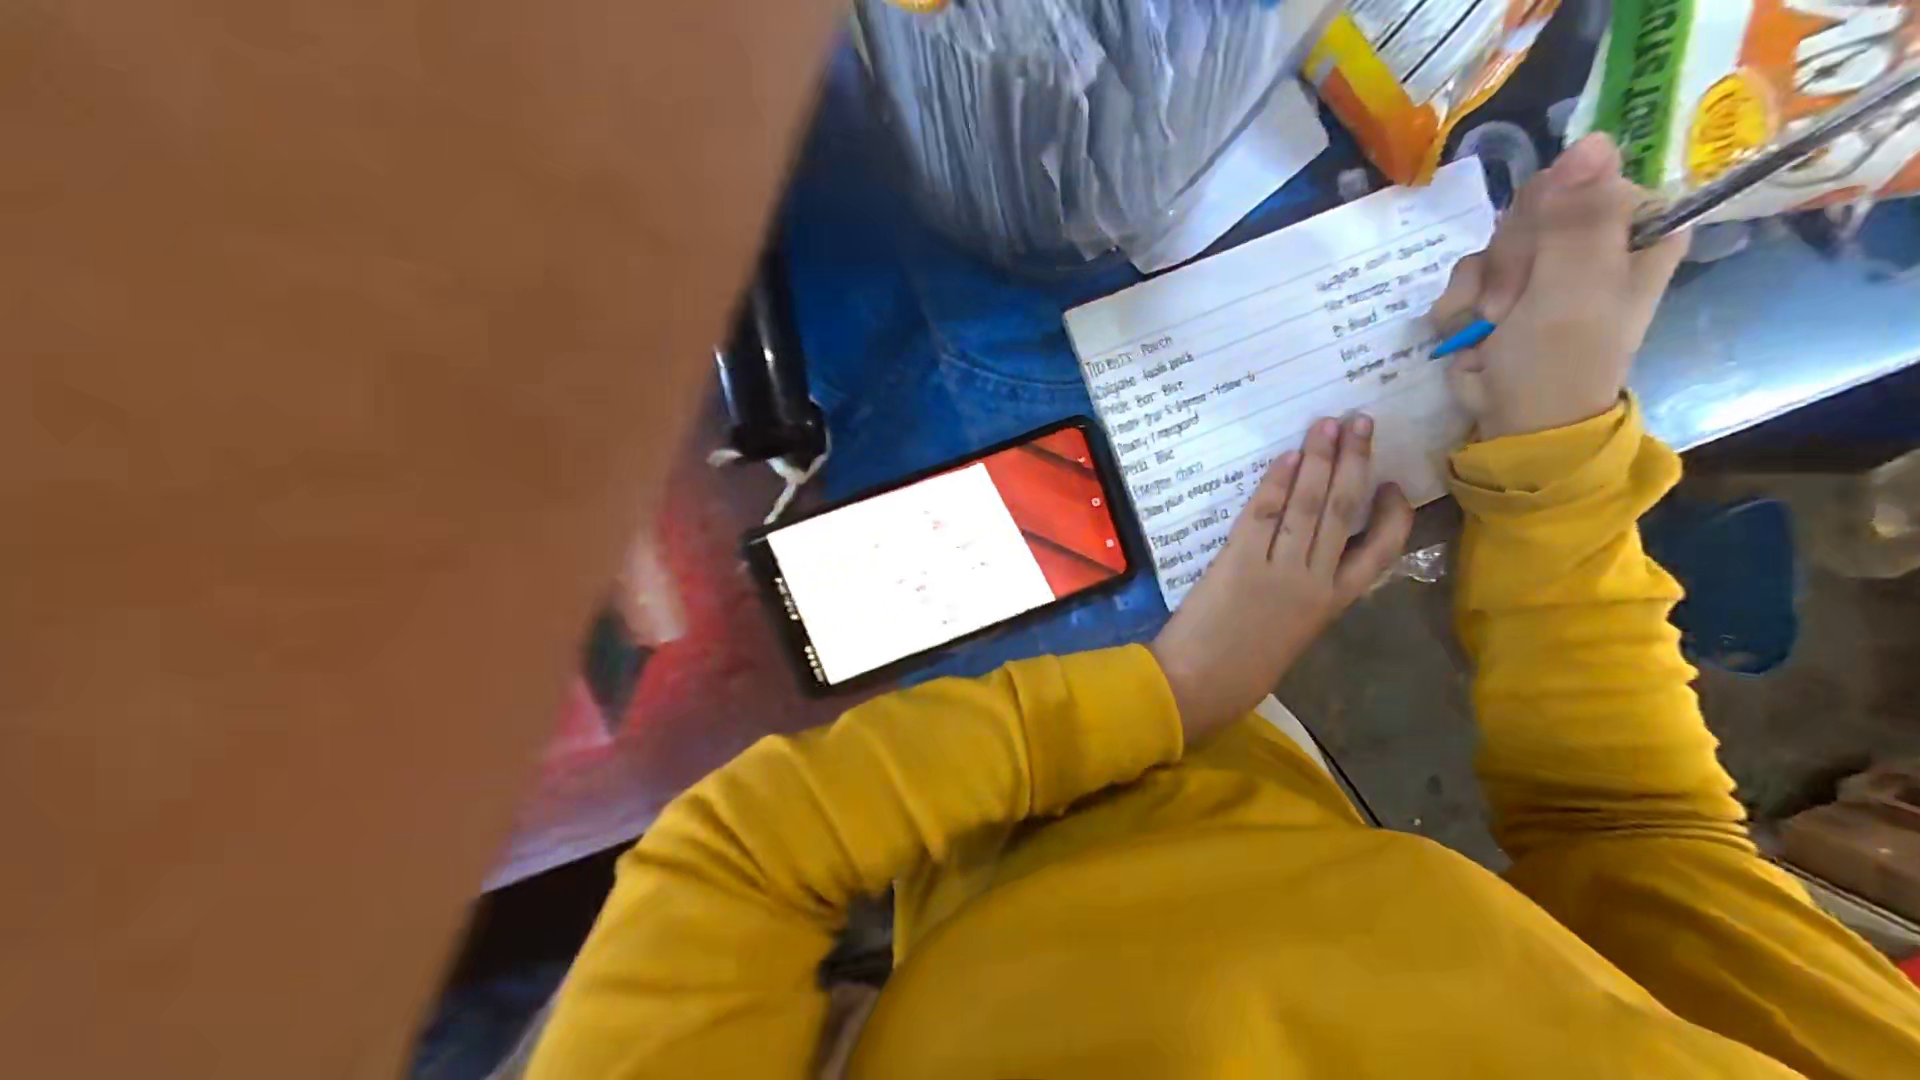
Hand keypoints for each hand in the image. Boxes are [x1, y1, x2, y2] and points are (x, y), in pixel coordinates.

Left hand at [1150, 414, 1412, 743]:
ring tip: (1329, 423)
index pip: (1381, 552)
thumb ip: (1304, 598)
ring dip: (1319, 460)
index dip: (1393, 515)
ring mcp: (1278, 569)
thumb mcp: (1291, 636)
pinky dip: (1276, 483)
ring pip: (1310, 506)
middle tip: (1362, 421)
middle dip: (1355, 464)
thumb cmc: (1242, 671)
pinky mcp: (1239, 561)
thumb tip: (1305, 555)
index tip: (1393, 484)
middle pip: (1344, 512)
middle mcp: (1315, 581)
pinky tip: (1287, 457)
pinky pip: (1264, 514)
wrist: (1199, 686)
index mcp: (1333, 605)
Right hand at [1431, 133, 1689, 439]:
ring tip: (1493, 323)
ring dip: (1481, 287)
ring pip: (1492, 242)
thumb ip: (1577, 218)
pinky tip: (1469, 328)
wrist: (1514, 420)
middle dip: (1510, 259)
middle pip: (1533, 208)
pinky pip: (1462, 274)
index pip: (1589, 179)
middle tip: (1515, 301)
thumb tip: (1587, 138)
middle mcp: (1589, 241)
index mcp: (1636, 230)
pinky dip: (1458, 305)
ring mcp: (1538, 268)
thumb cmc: (1560, 358)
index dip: (1555, 215)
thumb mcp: (1574, 286)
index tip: (1548, 257)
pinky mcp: (1493, 292)